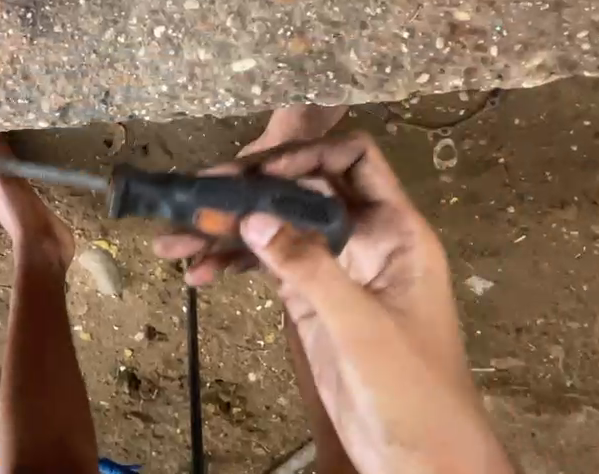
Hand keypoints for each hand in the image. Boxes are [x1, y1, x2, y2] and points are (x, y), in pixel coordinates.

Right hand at [162, 130, 510, 473]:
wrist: (424, 466)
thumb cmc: (413, 391)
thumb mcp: (361, 325)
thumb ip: (308, 265)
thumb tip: (250, 216)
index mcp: (393, 230)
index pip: (353, 160)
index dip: (307, 155)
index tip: (261, 171)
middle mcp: (359, 236)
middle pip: (299, 189)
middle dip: (247, 190)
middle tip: (197, 194)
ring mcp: (330, 264)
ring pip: (273, 224)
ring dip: (225, 230)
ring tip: (174, 242)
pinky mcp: (306, 294)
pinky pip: (263, 262)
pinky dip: (230, 264)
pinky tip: (198, 274)